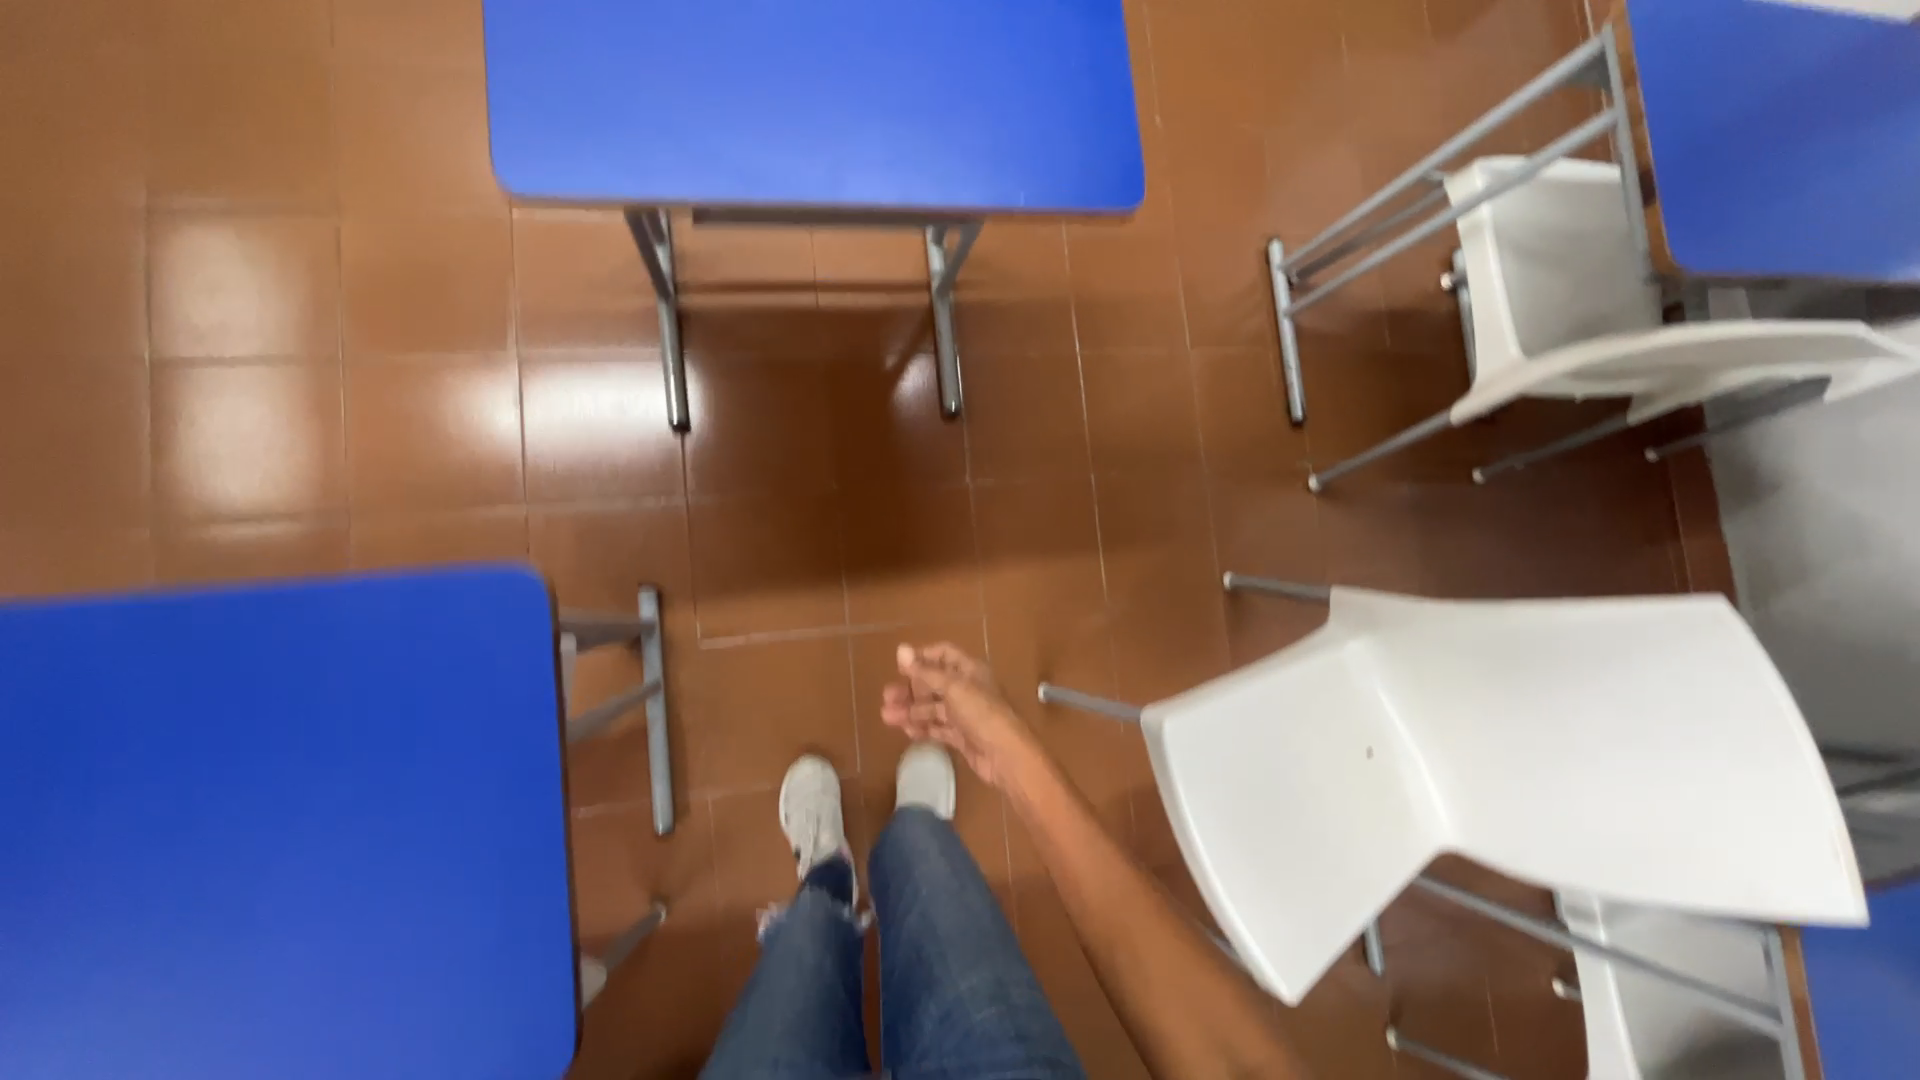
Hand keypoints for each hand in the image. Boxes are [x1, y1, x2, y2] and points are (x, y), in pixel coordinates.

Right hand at [881, 643, 1041, 787]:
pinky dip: (922, 727)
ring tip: (887, 717)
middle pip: (934, 683)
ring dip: (910, 710)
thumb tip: (901, 649)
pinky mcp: (961, 736)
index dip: (922, 657)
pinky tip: (905, 730)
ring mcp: (964, 714)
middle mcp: (967, 688)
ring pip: (932, 707)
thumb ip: (925, 671)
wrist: (1005, 756)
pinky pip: (937, 728)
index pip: (943, 654)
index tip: (899, 666)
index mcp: (969, 670)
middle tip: (887, 697)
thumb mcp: (952, 687)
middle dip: (910, 689)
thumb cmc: (981, 713)